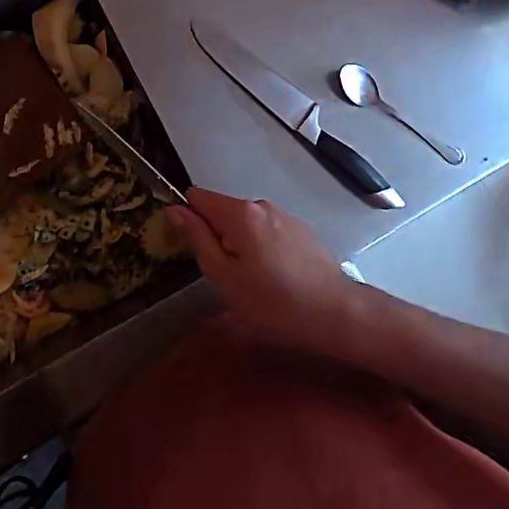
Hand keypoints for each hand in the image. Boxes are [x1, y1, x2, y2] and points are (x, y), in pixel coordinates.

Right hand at [166, 189, 366, 357]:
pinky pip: (269, 231)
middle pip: (224, 210)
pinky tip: (275, 277)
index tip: (190, 246)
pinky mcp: (303, 230)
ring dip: (240, 243)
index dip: (187, 217)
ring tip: (251, 281)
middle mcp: (263, 205)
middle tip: (223, 274)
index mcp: (240, 212)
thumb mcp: (223, 275)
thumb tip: (174, 210)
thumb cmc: (271, 300)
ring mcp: (286, 216)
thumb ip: (197, 238)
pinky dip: (263, 247)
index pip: (198, 196)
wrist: (334, 312)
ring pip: (247, 223)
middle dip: (216, 235)